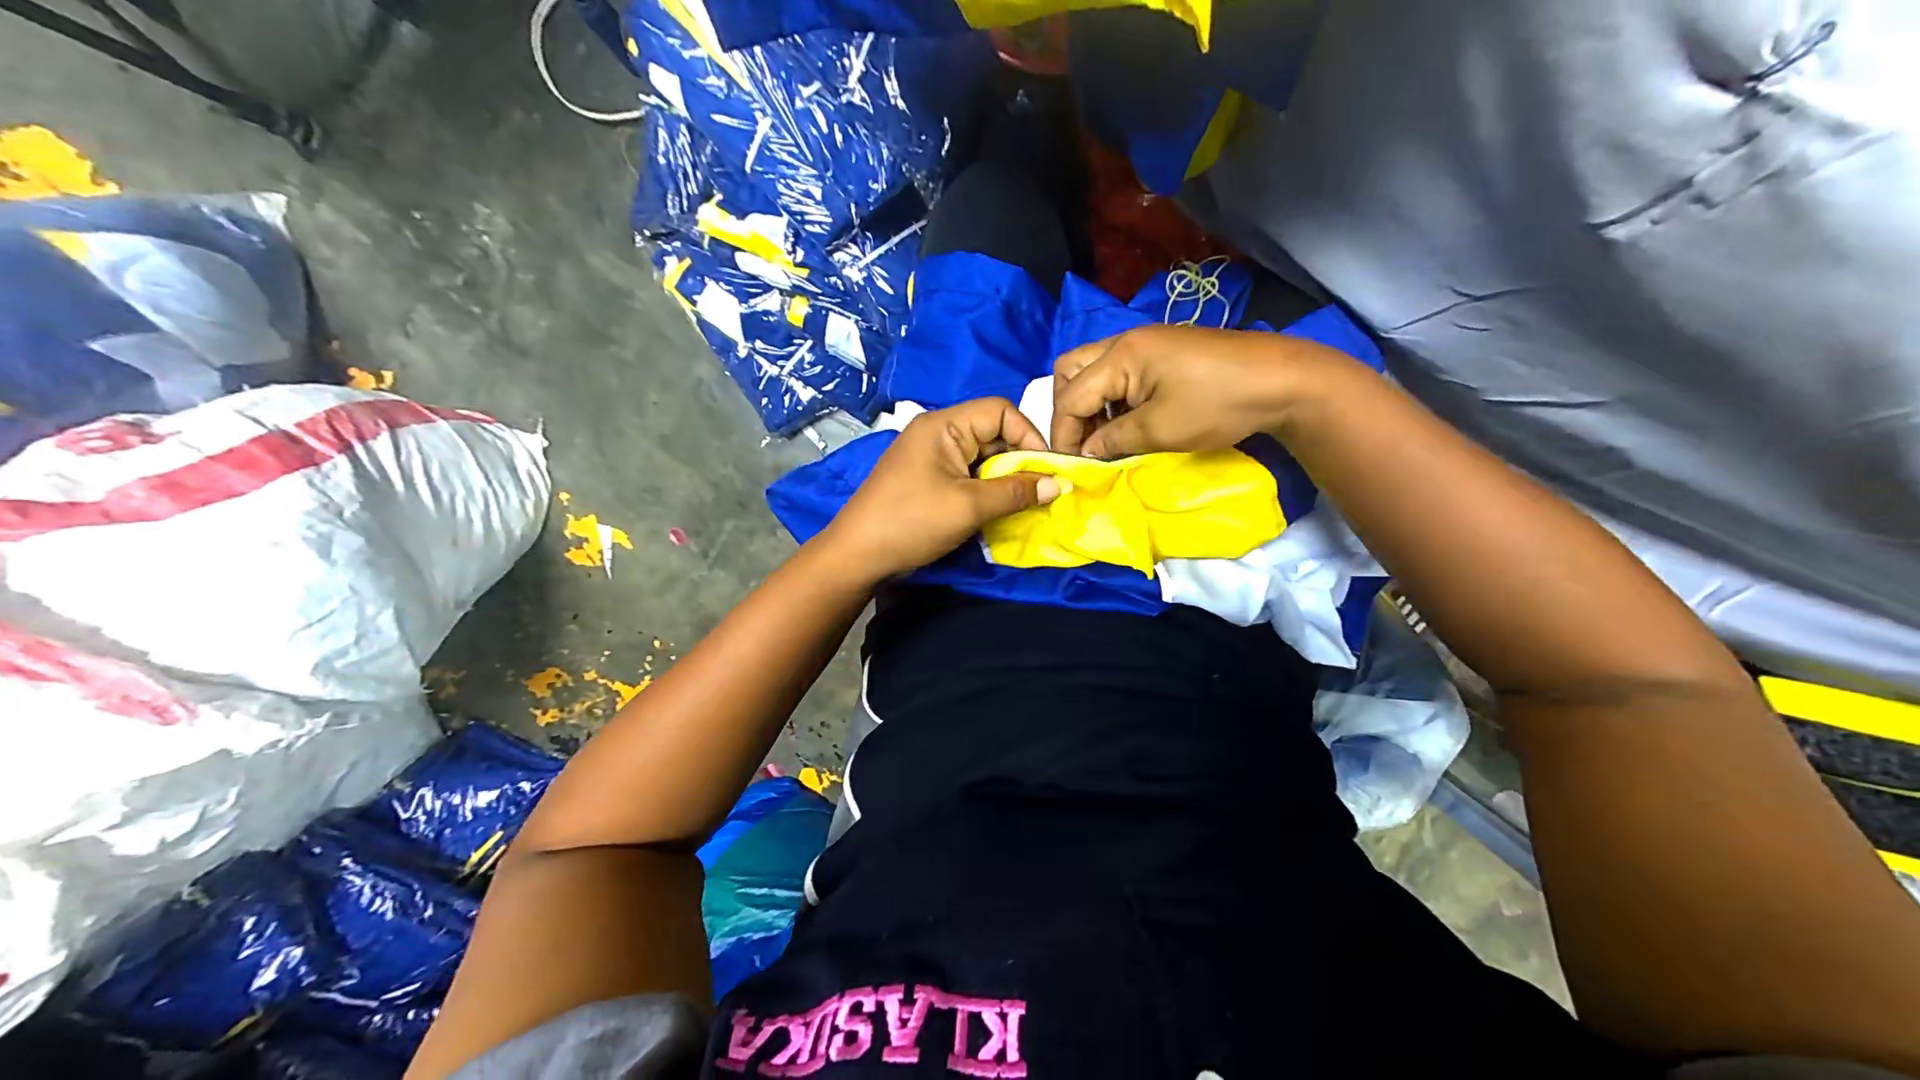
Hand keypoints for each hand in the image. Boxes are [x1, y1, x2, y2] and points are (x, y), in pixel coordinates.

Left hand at [820, 397, 1061, 580]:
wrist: (857, 555)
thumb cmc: (912, 522)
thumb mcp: (969, 507)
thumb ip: (1015, 492)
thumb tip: (1057, 485)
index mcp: (943, 425)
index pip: (1000, 410)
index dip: (1029, 435)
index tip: (1046, 470)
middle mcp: (937, 432)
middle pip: (992, 432)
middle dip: (1019, 460)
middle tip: (1038, 491)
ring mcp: (930, 456)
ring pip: (982, 456)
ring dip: (1004, 478)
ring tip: (1021, 503)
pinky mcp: (927, 478)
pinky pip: (967, 474)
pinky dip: (986, 489)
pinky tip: (996, 509)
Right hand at [1051, 324, 1344, 458]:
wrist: (1282, 380)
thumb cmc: (1218, 405)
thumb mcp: (1160, 430)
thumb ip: (1113, 440)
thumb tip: (1086, 453)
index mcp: (1122, 355)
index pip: (1070, 396)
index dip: (1064, 434)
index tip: (1070, 466)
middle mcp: (1126, 341)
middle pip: (1071, 371)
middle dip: (1067, 409)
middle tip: (1082, 442)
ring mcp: (1145, 344)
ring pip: (1093, 371)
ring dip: (1089, 404)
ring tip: (1104, 437)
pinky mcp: (1162, 352)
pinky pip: (1118, 373)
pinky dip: (1112, 398)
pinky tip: (1127, 423)